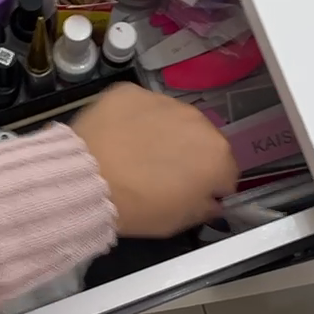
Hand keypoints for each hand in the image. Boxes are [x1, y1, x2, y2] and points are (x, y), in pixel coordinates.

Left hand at [72, 83, 237, 237]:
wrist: (88, 179)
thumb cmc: (137, 206)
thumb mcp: (178, 221)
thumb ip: (204, 209)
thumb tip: (211, 201)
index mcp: (217, 156)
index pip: (226, 173)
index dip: (209, 186)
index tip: (191, 194)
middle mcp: (198, 122)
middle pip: (201, 141)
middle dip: (188, 155)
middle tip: (160, 175)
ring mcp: (164, 102)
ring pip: (172, 120)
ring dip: (163, 134)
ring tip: (136, 155)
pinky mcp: (132, 91)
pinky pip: (141, 106)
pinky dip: (134, 119)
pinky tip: (119, 138)